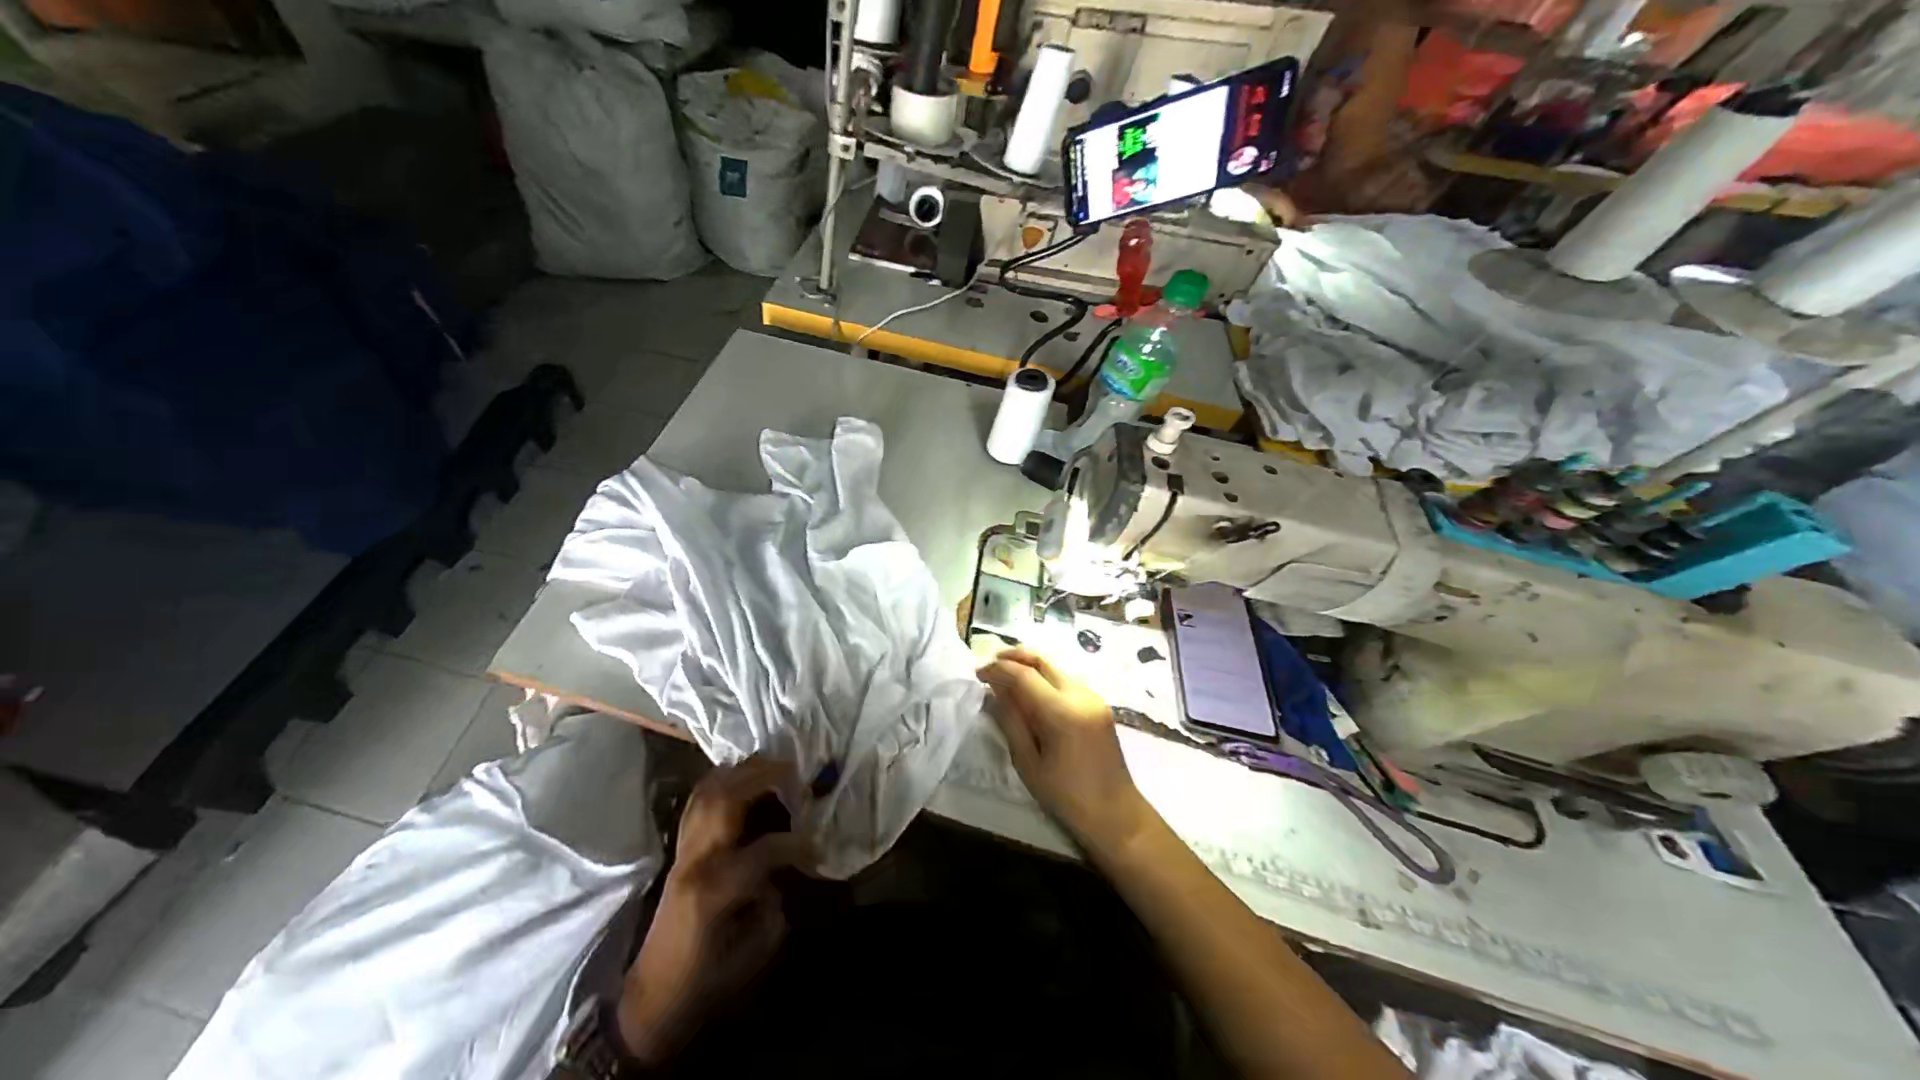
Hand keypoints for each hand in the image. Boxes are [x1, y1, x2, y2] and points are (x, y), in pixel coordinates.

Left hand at [617, 757, 809, 1065]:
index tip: (818, 847)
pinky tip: (739, 776)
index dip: (796, 844)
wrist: (651, 998)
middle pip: (726, 801)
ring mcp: (682, 853)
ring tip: (771, 763)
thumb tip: (782, 875)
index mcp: (715, 890)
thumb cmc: (705, 981)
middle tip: (795, 769)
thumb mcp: (752, 954)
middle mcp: (695, 862)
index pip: (764, 849)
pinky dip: (718, 783)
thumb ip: (773, 907)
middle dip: (762, 777)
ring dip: (739, 772)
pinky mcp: (677, 853)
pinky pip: (696, 804)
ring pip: (707, 794)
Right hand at [977, 647, 1150, 851]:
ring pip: (1056, 667)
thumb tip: (994, 691)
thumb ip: (1011, 721)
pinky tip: (1031, 692)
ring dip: (1030, 666)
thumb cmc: (1066, 796)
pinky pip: (1067, 680)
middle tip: (990, 664)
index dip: (998, 670)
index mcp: (1061, 712)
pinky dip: (1045, 678)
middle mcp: (1080, 696)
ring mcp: (1093, 698)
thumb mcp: (1028, 762)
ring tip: (1006, 676)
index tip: (977, 673)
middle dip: (1014, 657)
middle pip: (1042, 661)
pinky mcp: (1099, 704)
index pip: (1023, 675)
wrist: (1115, 812)